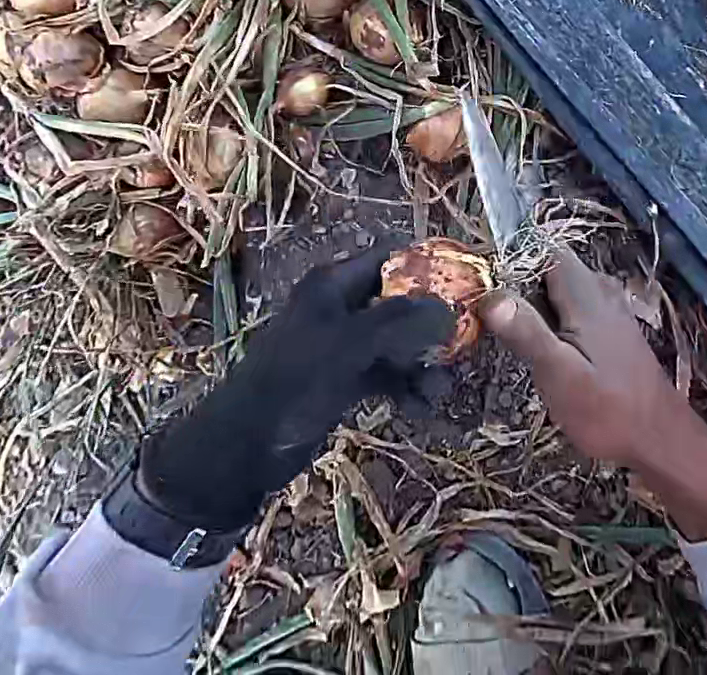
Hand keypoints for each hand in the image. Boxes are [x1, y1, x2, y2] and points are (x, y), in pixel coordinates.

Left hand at [136, 246, 453, 529]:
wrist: (242, 448)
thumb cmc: (293, 382)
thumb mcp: (348, 345)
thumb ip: (399, 323)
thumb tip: (449, 311)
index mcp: (334, 284)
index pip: (390, 258)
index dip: (427, 268)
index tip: (465, 286)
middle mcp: (341, 306)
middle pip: (400, 301)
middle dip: (431, 325)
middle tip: (459, 346)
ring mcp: (343, 343)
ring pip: (397, 341)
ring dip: (422, 363)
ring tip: (440, 391)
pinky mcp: (345, 376)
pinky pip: (386, 371)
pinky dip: (405, 385)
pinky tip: (422, 408)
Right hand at [479, 250, 706, 539]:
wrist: (661, 439)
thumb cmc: (607, 409)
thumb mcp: (558, 373)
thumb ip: (526, 332)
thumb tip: (491, 295)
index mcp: (584, 290)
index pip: (541, 248)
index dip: (509, 258)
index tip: (484, 285)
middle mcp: (599, 288)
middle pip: (548, 266)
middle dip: (517, 284)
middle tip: (492, 318)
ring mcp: (608, 306)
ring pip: (559, 287)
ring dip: (533, 303)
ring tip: (511, 335)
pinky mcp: (610, 326)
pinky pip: (572, 305)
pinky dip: (552, 317)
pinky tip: (543, 348)